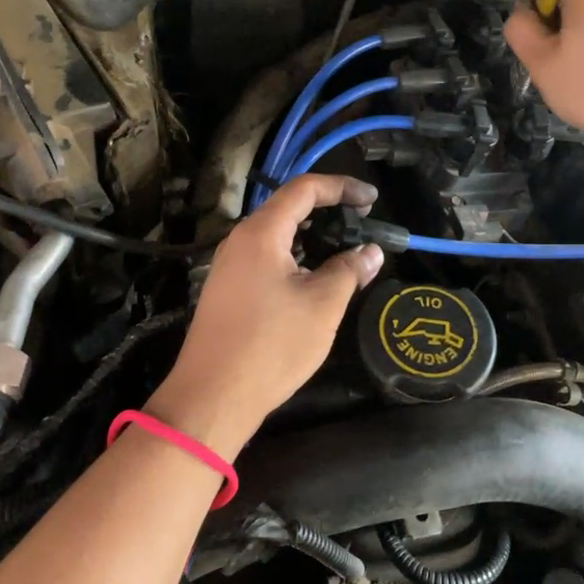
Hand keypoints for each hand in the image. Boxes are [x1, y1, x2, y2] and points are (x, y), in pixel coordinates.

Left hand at [145, 174, 384, 456]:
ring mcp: (229, 267)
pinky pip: (266, 260)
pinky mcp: (227, 291)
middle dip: (327, 211)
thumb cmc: (271, 345)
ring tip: (344, 253)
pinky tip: (314, 281)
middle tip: (361, 223)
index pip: (304, 189)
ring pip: (276, 237)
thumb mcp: (322, 305)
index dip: (341, 187)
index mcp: (261, 233)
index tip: (371, 198)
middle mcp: (239, 241)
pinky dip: (295, 259)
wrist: (212, 396)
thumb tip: (370, 251)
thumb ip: (349, 270)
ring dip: (311, 238)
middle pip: (287, 209)